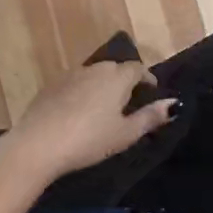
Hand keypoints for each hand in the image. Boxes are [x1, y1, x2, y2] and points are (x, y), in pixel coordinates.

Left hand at [0, 61, 177, 180]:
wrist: (38, 144)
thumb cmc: (89, 140)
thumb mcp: (125, 134)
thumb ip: (150, 117)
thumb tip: (174, 103)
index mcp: (117, 77)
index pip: (138, 68)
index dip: (147, 78)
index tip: (151, 91)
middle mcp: (94, 69)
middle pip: (115, 68)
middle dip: (125, 80)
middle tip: (130, 101)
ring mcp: (69, 76)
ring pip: (93, 75)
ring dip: (103, 86)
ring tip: (105, 108)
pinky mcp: (50, 87)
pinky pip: (75, 84)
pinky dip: (83, 92)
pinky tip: (80, 112)